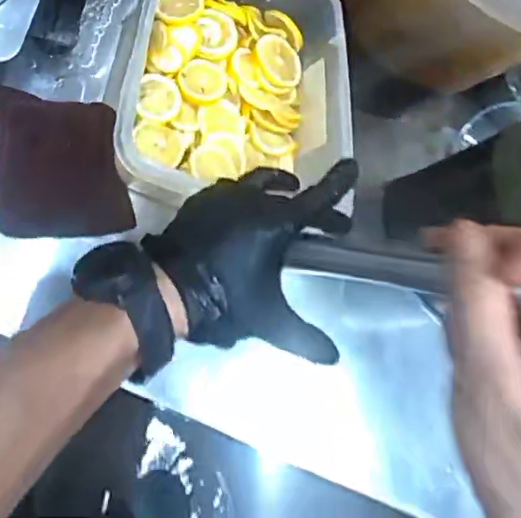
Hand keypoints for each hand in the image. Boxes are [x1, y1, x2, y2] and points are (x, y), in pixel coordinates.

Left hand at [142, 159, 356, 363]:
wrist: (169, 287)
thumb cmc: (225, 299)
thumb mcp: (270, 321)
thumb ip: (304, 337)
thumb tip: (332, 356)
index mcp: (273, 222)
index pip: (315, 200)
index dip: (337, 184)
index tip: (351, 165)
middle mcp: (250, 201)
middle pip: (290, 195)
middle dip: (314, 206)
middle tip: (331, 222)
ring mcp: (222, 197)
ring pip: (257, 184)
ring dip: (277, 190)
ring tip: (288, 197)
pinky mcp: (200, 201)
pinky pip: (230, 190)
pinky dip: (246, 197)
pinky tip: (247, 211)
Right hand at [428, 221, 520, 517]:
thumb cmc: (517, 464)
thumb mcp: (484, 375)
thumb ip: (475, 296)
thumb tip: (464, 230)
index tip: (494, 268)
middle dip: (506, 261)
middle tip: (450, 262)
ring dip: (499, 292)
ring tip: (456, 317)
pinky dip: (509, 318)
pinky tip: (475, 340)